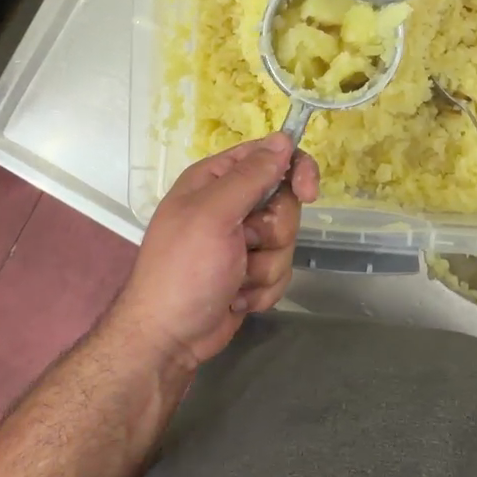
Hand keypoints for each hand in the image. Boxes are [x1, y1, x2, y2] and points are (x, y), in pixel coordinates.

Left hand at [107, 133, 320, 369]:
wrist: (169, 337)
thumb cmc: (183, 270)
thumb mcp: (214, 215)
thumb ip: (250, 176)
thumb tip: (283, 140)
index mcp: (214, 180)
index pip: (268, 156)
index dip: (294, 170)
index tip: (307, 193)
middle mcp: (229, 206)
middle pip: (285, 203)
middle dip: (274, 231)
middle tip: (246, 244)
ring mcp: (241, 243)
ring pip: (286, 242)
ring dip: (265, 267)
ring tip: (234, 279)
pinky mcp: (250, 274)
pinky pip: (280, 271)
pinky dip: (262, 289)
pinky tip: (236, 298)